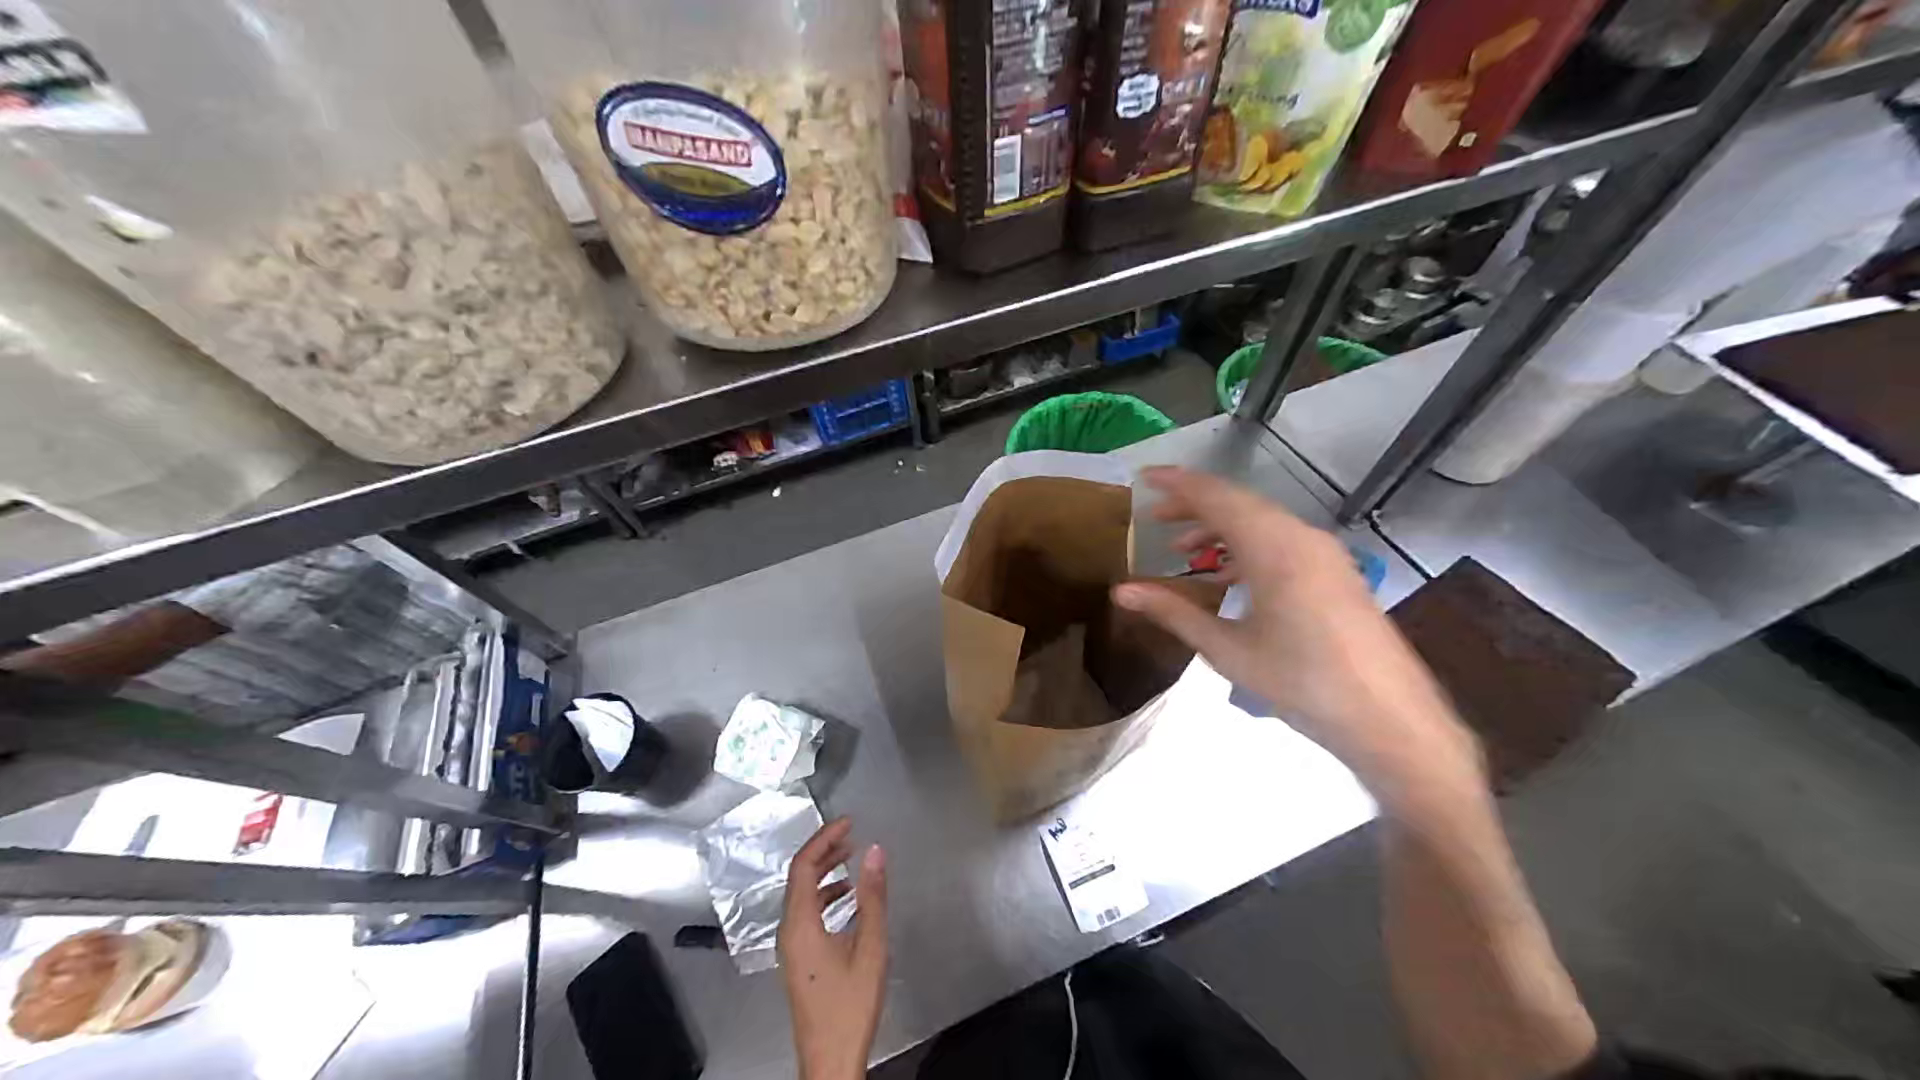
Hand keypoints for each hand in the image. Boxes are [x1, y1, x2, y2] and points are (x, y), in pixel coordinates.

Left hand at [778, 818, 888, 1079]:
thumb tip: (875, 851)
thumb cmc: (850, 1004)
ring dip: (825, 871)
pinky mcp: (798, 957)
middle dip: (824, 849)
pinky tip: (847, 897)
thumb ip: (872, 896)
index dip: (824, 837)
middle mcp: (788, 929)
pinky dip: (825, 894)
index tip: (848, 822)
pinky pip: (806, 911)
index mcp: (800, 922)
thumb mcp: (870, 946)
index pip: (803, 865)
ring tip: (852, 857)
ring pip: (802, 894)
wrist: (830, 1060)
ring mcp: (791, 945)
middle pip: (799, 876)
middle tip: (851, 833)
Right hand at [1112, 467, 1482, 799]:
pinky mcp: (1335, 572)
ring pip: (1262, 522)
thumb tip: (1121, 592)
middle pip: (1239, 504)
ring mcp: (1324, 554)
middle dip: (1194, 506)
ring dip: (1220, 528)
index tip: (1142, 478)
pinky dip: (1247, 547)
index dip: (1177, 483)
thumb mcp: (1227, 648)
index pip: (1216, 496)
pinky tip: (1228, 578)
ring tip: (1184, 551)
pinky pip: (1282, 541)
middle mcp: (1301, 537)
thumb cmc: (1301, 682)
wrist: (1389, 718)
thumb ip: (1172, 612)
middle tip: (1155, 519)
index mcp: (1273, 547)